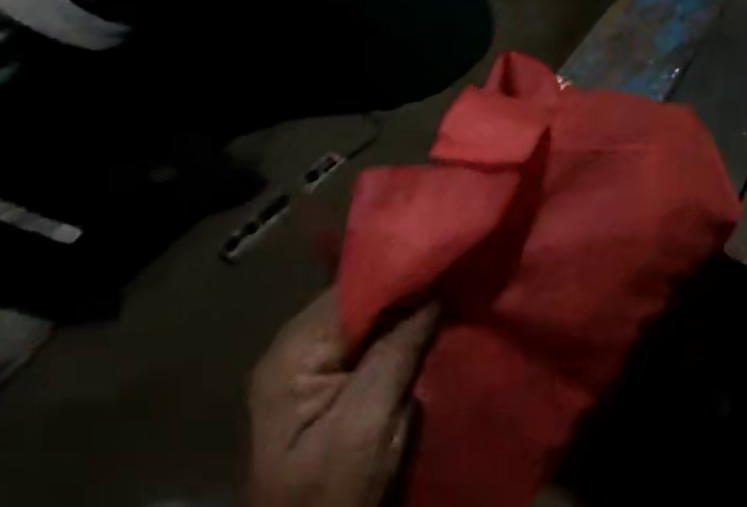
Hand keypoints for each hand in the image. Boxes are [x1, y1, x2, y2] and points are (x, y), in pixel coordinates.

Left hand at [249, 291, 440, 506]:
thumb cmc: (333, 494)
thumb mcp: (369, 424)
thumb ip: (398, 350)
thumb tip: (434, 290)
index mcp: (292, 353)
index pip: (355, 289)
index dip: (403, 275)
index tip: (448, 263)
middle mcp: (293, 348)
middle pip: (359, 299)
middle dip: (406, 290)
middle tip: (454, 277)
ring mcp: (306, 367)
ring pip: (365, 317)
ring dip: (405, 311)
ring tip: (449, 294)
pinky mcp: (325, 384)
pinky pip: (366, 340)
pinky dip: (398, 332)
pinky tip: (428, 327)